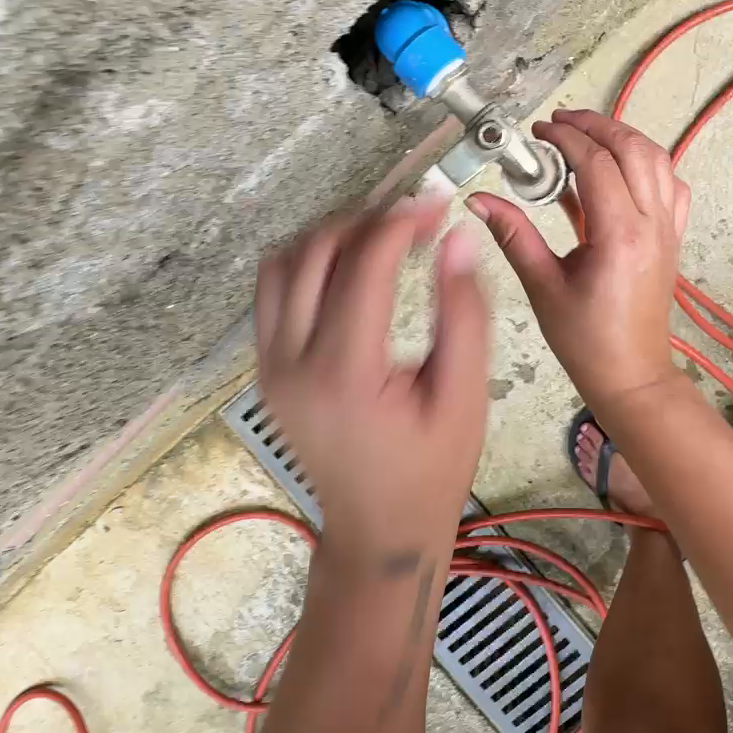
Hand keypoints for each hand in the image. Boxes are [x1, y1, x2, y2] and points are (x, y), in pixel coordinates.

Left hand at [254, 203, 489, 549]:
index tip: (441, 205)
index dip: (404, 221)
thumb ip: (465, 312)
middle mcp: (293, 363)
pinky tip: (348, 265)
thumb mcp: (466, 395)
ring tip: (383, 236)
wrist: (378, 527)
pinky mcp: (266, 369)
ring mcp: (270, 366)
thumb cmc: (432, 468)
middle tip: (416, 218)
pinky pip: (272, 291)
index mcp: (346, 373)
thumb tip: (457, 239)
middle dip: (369, 219)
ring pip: (283, 262)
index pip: (365, 264)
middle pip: (316, 251)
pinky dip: (306, 261)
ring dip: (333, 235)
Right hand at [467, 109, 690, 407]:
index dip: (566, 138)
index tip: (538, 132)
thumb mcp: (542, 286)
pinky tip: (619, 169)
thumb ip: (514, 236)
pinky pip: (670, 185)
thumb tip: (478, 200)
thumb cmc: (585, 340)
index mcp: (620, 235)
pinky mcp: (672, 237)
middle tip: (559, 122)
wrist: (631, 375)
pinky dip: (647, 164)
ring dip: (623, 137)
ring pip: (657, 160)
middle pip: (634, 149)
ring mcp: (668, 229)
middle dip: (596, 125)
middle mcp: (652, 224)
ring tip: (585, 135)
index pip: (597, 163)